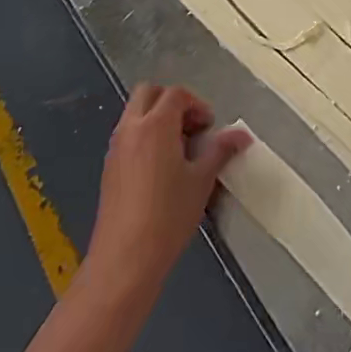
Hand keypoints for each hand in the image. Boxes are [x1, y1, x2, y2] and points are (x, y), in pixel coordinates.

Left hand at [85, 84, 250, 286]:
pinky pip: (128, 134)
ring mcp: (116, 147)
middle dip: (172, 102)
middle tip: (192, 128)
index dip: (197, 104)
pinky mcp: (109, 166)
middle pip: (149, 92)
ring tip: (179, 151)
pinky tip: (160, 169)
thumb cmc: (168, 215)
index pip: (176, 94)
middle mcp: (131, 127)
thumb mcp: (202, 181)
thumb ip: (220, 150)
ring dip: (157, 118)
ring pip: (135, 112)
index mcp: (155, 124)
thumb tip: (242, 134)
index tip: (209, 127)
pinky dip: (144, 135)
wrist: (125, 258)